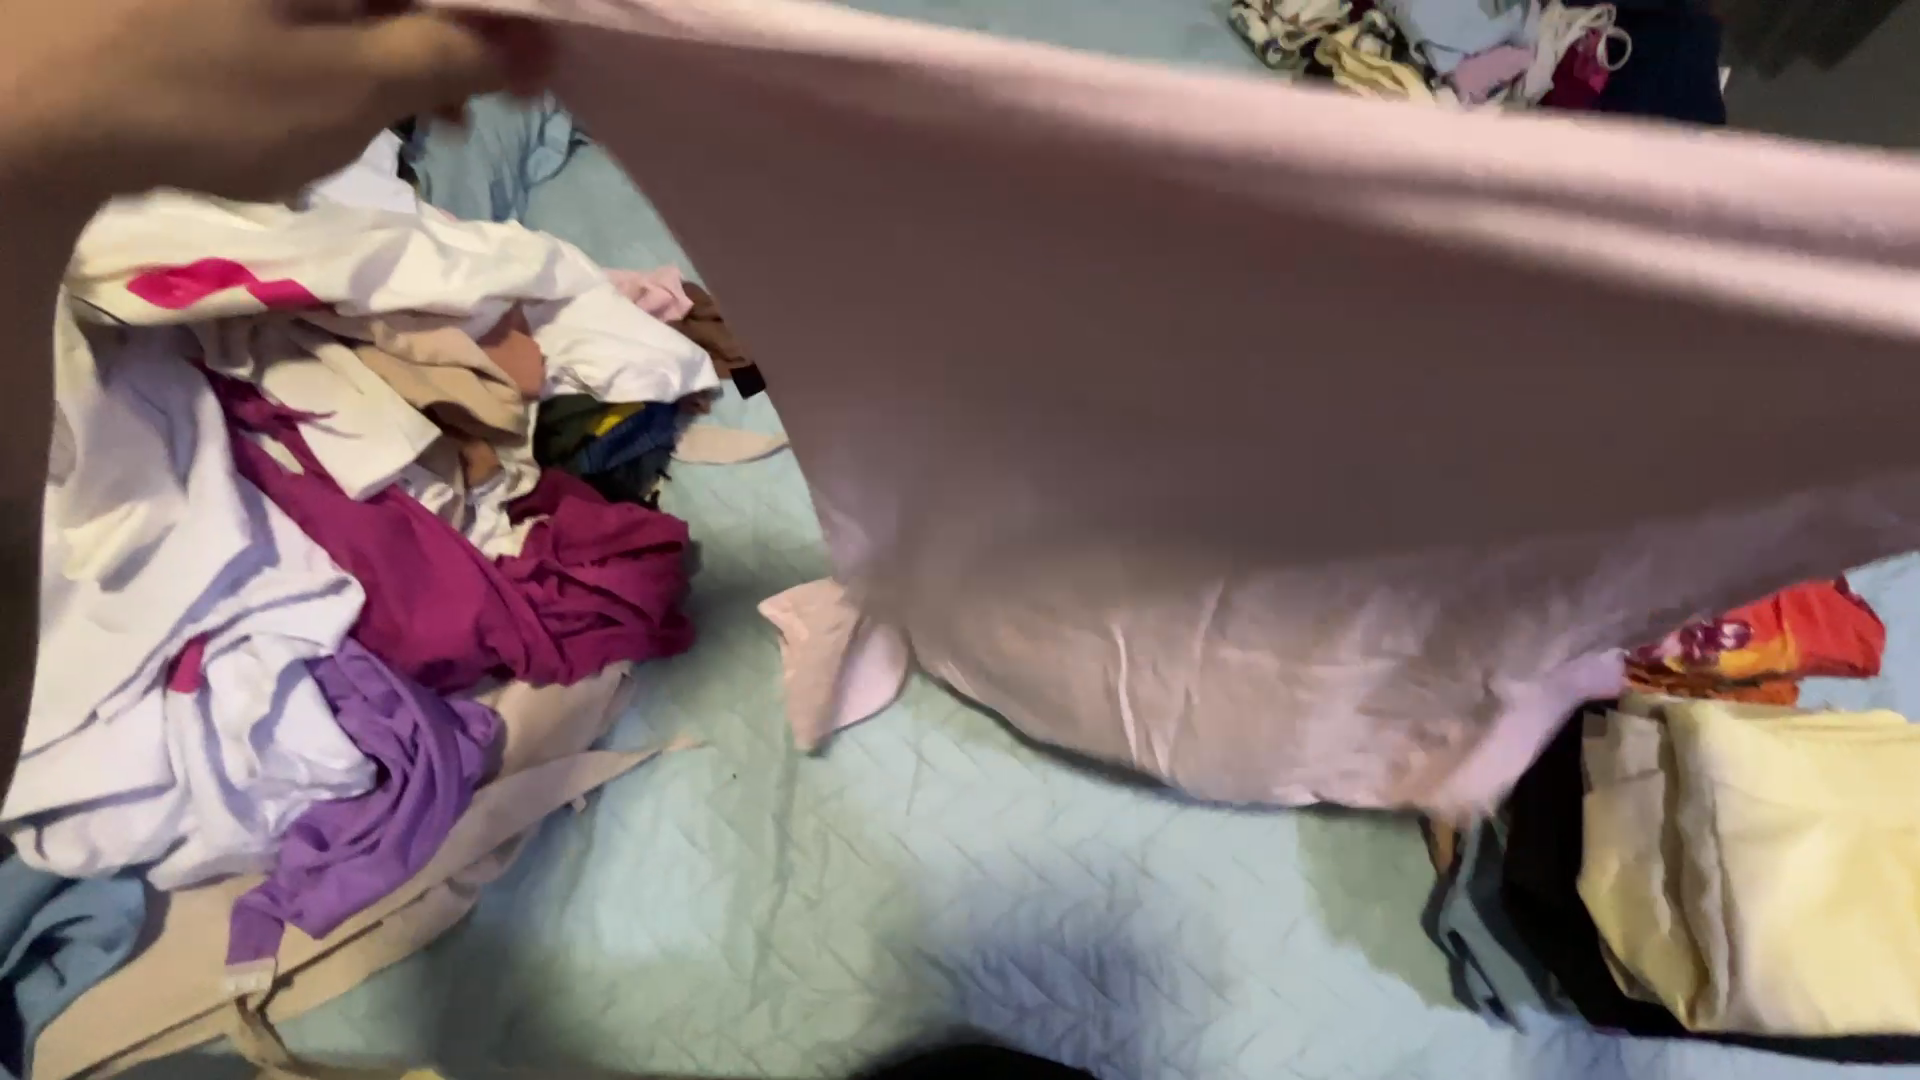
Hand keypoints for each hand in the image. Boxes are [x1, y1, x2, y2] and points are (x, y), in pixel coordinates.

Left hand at [0, 0, 549, 203]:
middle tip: (474, 98)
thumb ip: (453, 57)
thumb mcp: (351, 86)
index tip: (532, 64)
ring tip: (430, 107)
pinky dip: (354, 30)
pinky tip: (364, 80)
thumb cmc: (196, 94)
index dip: (498, 17)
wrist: (17, 106)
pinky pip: (320, 1)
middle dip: (452, 29)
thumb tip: (540, 46)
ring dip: (408, 36)